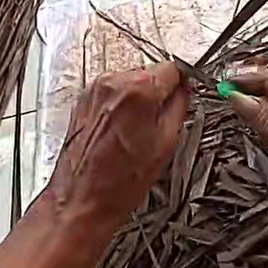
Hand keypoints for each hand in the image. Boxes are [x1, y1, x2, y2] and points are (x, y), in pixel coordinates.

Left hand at [38, 62, 189, 267]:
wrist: (81, 200)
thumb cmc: (118, 182)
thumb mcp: (166, 143)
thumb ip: (180, 107)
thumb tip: (185, 91)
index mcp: (138, 90)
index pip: (173, 68)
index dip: (183, 82)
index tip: (185, 93)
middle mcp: (113, 83)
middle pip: (150, 73)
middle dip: (159, 93)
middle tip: (161, 122)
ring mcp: (95, 90)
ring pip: (131, 82)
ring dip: (139, 99)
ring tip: (138, 132)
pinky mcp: (83, 100)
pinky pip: (113, 93)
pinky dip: (121, 106)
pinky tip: (121, 132)